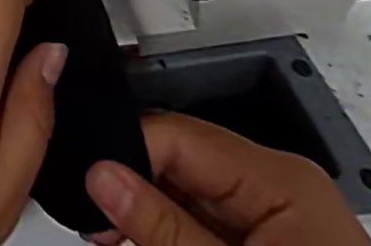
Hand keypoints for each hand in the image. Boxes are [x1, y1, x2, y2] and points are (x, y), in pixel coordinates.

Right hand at [83, 114, 370, 245]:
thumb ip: (164, 227)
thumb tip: (102, 174)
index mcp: (282, 179)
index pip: (178, 134)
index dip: (126, 151)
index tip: (88, 183)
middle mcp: (278, 184)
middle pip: (179, 158)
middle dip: (132, 185)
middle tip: (96, 221)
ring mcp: (274, 213)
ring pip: (184, 188)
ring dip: (146, 212)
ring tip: (111, 235)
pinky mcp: (266, 239)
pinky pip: (202, 216)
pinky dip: (170, 230)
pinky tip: (141, 242)